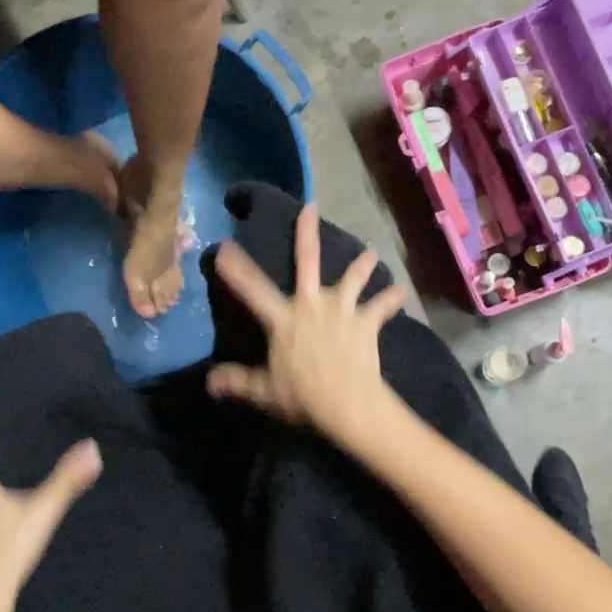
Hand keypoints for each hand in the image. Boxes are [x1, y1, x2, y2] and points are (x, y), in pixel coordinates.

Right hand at [206, 203, 407, 441]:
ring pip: (354, 279)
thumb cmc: (303, 395)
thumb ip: (239, 382)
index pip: (253, 289)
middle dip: (306, 233)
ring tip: (372, 253)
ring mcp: (342, 310)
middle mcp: (312, 305)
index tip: (225, 246)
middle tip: (310, 208)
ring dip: (363, 265)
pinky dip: (391, 300)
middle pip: (308, 262)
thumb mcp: (265, 391)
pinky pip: (382, 308)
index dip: (236, 268)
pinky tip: (401, 292)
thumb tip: (210, 383)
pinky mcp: (366, 323)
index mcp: (283, 319)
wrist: (346, 402)